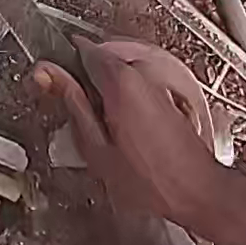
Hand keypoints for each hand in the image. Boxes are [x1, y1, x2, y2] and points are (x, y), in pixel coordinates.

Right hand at [32, 38, 241, 238]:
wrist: (199, 193)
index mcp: (120, 81)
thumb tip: (46, 73)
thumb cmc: (150, 179)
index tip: (50, 82)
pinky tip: (119, 132)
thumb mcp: (96, 146)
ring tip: (99, 129)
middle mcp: (140, 73)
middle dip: (81, 82)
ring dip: (100, 93)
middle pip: (98, 61)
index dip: (62, 65)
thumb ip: (71, 103)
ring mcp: (155, 82)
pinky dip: (119, 101)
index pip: (80, 51)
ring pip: (114, 74)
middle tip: (75, 116)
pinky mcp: (164, 95)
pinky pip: (131, 85)